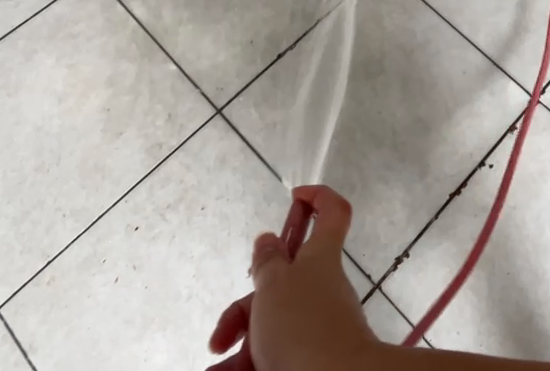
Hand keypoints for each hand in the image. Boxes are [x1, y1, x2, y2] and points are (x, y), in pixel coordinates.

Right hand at [208, 186, 383, 370]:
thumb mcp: (275, 285)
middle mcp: (320, 287)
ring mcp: (317, 325)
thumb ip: (267, 261)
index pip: (332, 212)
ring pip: (271, 326)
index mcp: (319, 256)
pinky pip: (276, 355)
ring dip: (240, 347)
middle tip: (222, 337)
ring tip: (218, 368)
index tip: (294, 196)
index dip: (317, 197)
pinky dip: (248, 365)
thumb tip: (269, 239)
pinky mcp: (312, 356)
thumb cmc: (303, 325)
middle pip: (280, 284)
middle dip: (244, 310)